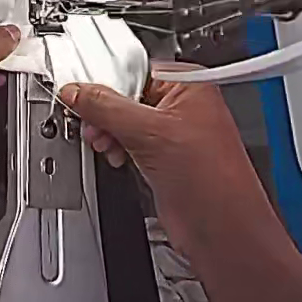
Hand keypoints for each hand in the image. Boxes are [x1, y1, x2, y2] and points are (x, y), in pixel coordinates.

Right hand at [60, 76, 301, 301]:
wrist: (223, 231)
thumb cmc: (213, 179)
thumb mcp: (149, 132)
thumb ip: (107, 108)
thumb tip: (78, 92)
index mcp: (188, 85)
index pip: (134, 69)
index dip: (105, 80)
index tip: (80, 89)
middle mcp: (182, 106)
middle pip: (125, 95)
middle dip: (104, 110)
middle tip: (90, 121)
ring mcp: (172, 134)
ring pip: (124, 121)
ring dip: (107, 131)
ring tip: (104, 141)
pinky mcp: (162, 158)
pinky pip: (128, 142)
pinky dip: (115, 147)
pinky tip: (115, 155)